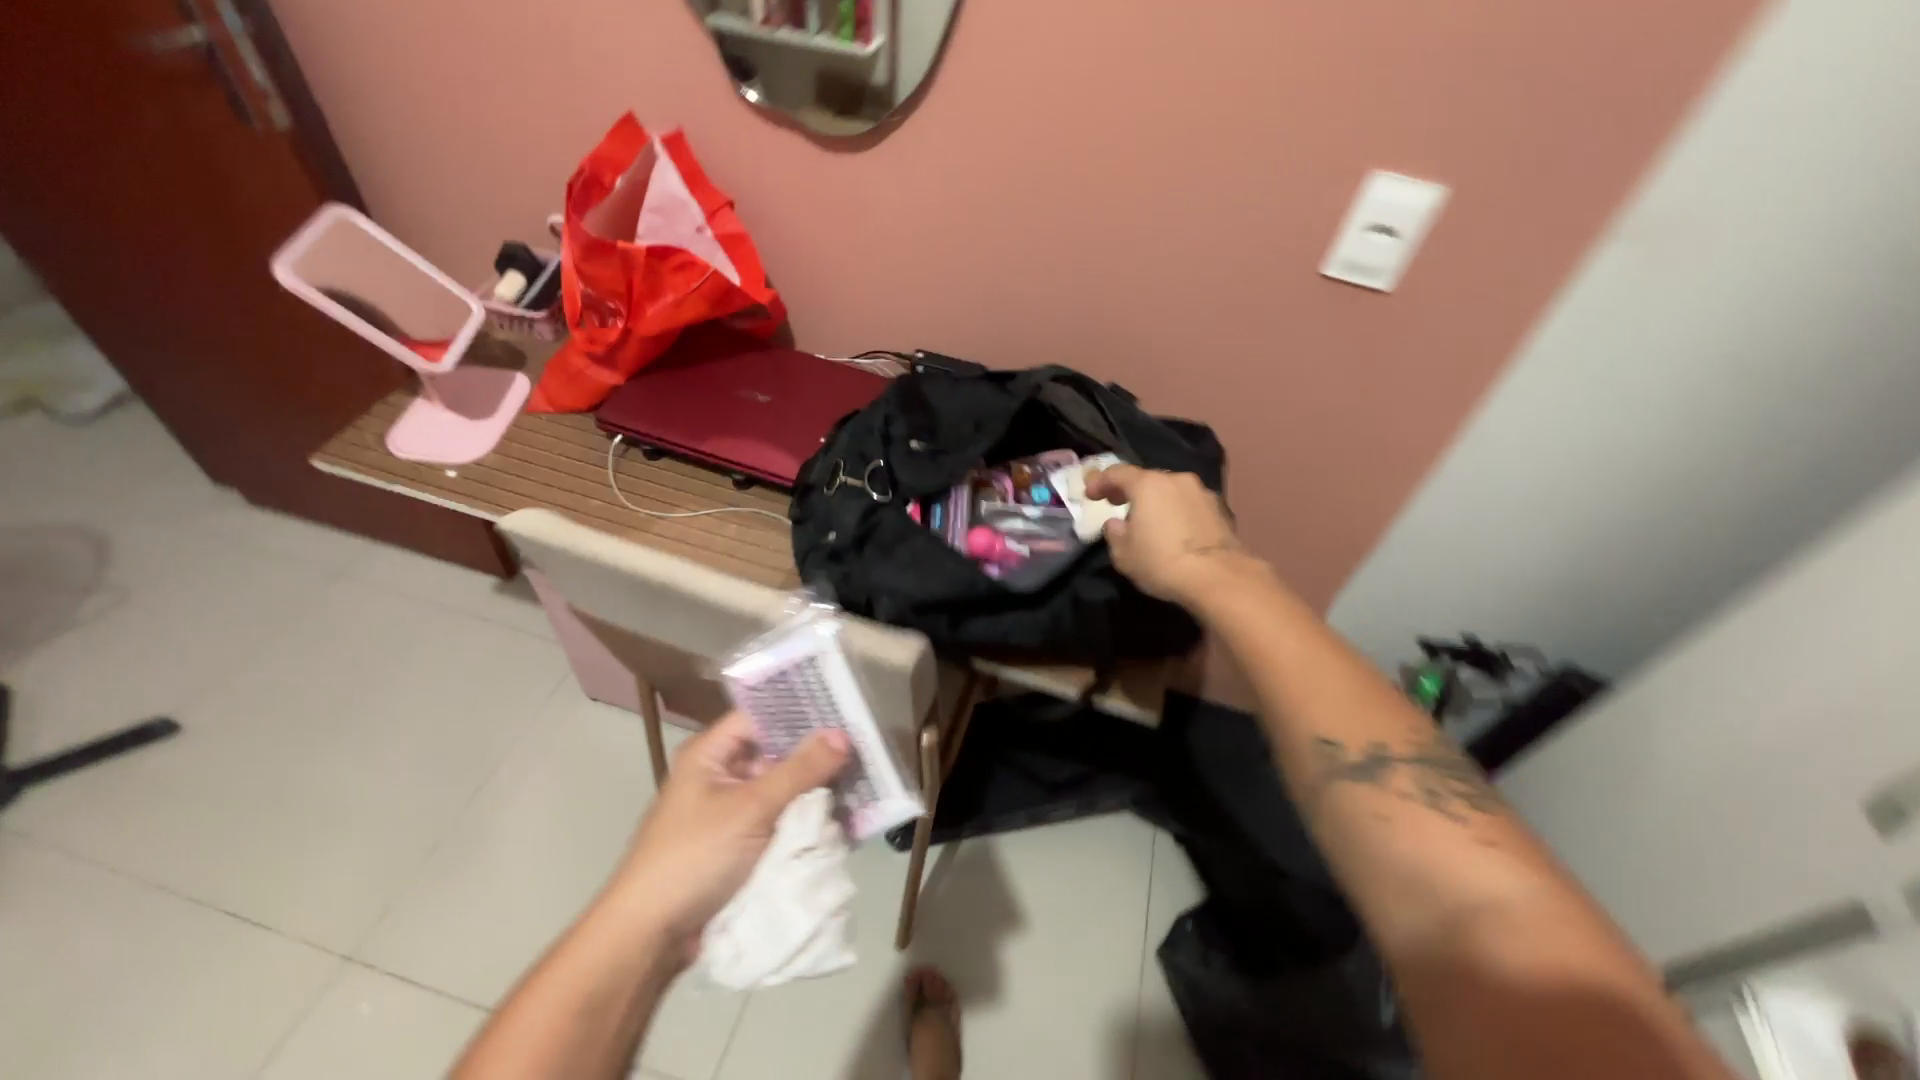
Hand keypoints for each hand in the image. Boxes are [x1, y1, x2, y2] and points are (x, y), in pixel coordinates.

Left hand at [608, 711, 849, 957]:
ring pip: (782, 791)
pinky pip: (780, 823)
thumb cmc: (694, 857)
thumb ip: (799, 771)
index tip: (845, 712)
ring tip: (864, 785)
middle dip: (817, 757)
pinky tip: (843, 820)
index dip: (799, 713)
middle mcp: (720, 776)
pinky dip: (806, 821)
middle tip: (866, 751)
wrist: (651, 935)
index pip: (760, 717)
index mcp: (709, 754)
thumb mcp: (750, 809)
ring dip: (816, 792)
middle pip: (776, 754)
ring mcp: (731, 813)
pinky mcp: (741, 846)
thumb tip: (843, 735)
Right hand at [1084, 464, 1262, 604]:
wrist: (1217, 577)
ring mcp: (1202, 493)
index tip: (1090, 495)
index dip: (1099, 482)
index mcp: (1148, 484)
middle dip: (1130, 491)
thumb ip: (1114, 533)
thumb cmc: (1161, 562)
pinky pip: (1189, 505)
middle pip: (1147, 479)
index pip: (1117, 473)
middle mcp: (1176, 480)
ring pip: (1171, 491)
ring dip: (1157, 502)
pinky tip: (1174, 531)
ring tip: (1148, 520)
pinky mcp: (1220, 510)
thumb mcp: (1123, 554)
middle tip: (1117, 504)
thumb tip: (1116, 524)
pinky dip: (1177, 512)